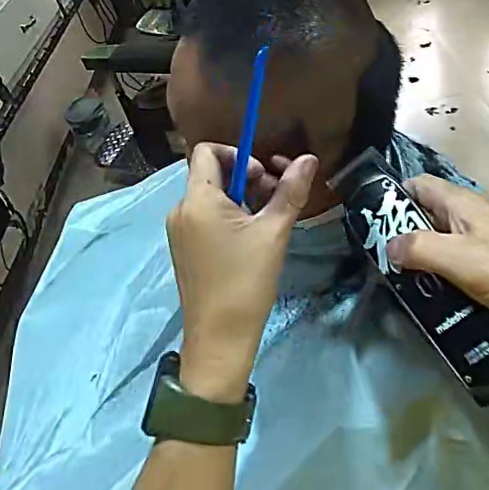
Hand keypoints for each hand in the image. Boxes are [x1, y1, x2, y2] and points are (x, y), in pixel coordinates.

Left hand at [167, 144, 319, 400]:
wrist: (220, 338)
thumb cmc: (246, 280)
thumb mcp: (274, 231)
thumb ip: (290, 190)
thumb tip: (308, 158)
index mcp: (197, 200)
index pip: (207, 151)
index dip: (238, 153)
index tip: (263, 175)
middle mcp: (181, 209)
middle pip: (212, 173)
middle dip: (247, 176)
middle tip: (276, 196)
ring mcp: (180, 230)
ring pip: (211, 196)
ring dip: (242, 196)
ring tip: (268, 219)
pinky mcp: (185, 248)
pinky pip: (206, 216)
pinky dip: (230, 215)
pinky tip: (252, 236)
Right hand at [387, 177, 488, 347]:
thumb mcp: (460, 259)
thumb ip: (419, 249)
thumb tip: (387, 246)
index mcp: (462, 204)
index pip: (418, 184)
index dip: (393, 196)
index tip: (371, 222)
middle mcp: (473, 215)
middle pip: (428, 215)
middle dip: (403, 233)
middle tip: (381, 262)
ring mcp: (488, 240)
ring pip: (444, 242)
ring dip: (424, 259)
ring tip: (404, 285)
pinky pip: (461, 263)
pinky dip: (445, 276)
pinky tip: (437, 299)